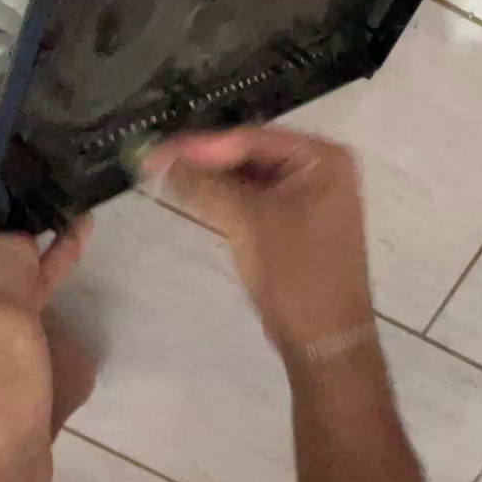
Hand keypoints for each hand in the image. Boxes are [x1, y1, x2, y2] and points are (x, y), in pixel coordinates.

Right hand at [147, 126, 374, 356]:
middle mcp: (322, 169)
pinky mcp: (297, 223)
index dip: (200, 146)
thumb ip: (203, 185)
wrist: (325, 342)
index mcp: (322, 158)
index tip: (157, 151)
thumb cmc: (296, 274)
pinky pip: (257, 200)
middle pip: (250, 155)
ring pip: (250, 179)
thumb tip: (159, 157)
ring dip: (213, 180)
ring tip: (166, 178)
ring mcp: (311, 197)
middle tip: (156, 163)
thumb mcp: (247, 222)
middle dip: (205, 161)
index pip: (250, 139)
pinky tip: (195, 198)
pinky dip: (227, 200)